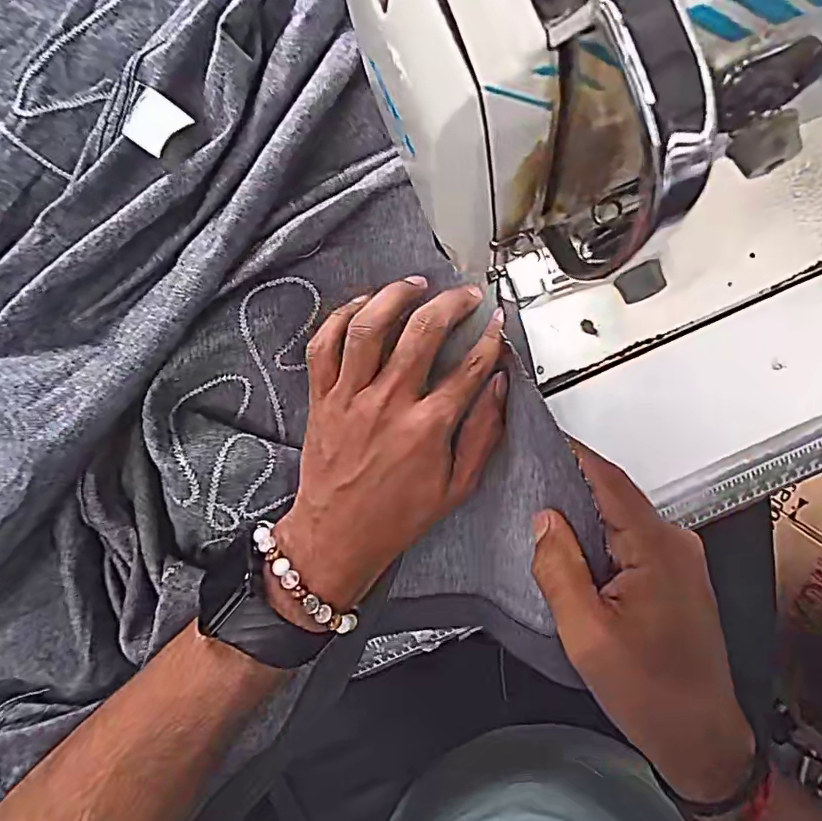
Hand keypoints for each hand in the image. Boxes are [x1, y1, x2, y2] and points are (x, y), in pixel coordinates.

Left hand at [272, 276, 508, 626]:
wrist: (337, 535)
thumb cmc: (395, 516)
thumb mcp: (457, 486)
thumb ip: (484, 434)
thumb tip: (499, 389)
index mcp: (427, 429)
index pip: (469, 367)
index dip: (490, 339)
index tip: (497, 325)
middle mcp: (388, 405)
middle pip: (423, 333)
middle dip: (451, 304)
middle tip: (465, 296)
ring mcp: (351, 398)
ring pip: (369, 328)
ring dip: (395, 297)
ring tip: (415, 285)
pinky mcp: (322, 398)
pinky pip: (324, 345)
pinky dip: (341, 317)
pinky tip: (363, 305)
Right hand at [530, 442, 758, 804]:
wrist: (700, 738)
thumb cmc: (652, 692)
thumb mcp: (586, 632)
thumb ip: (560, 569)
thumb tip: (545, 521)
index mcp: (657, 549)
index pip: (609, 481)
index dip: (574, 456)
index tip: (545, 438)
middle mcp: (676, 545)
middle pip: (616, 497)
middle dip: (573, 488)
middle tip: (532, 485)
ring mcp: (682, 560)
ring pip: (624, 520)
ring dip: (587, 518)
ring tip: (548, 525)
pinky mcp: (679, 576)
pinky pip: (634, 540)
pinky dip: (603, 540)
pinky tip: (580, 558)